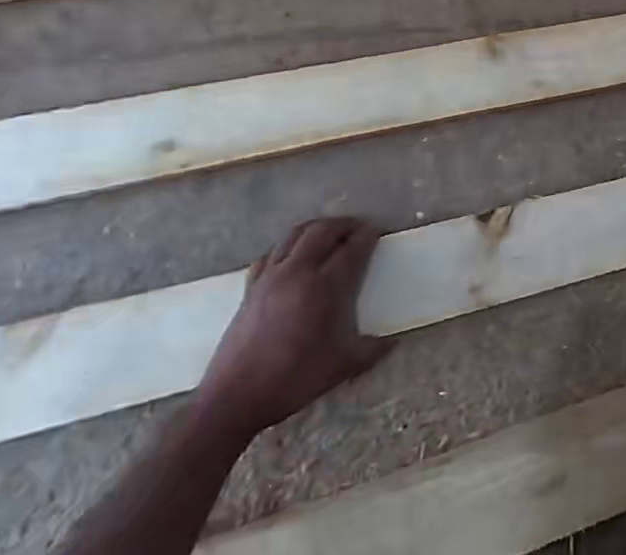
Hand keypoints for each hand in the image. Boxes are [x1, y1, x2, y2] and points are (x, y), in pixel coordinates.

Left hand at [193, 217, 394, 436]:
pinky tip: (293, 258)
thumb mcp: (344, 365)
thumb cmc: (294, 379)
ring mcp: (269, 279)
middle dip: (344, 224)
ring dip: (316, 229)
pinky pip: (271, 254)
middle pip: (322, 231)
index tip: (378, 231)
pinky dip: (287, 247)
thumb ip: (373, 349)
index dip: (368, 235)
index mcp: (324, 287)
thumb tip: (392, 342)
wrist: (232, 401)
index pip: (352, 248)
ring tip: (330, 234)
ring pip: (294, 235)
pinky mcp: (250, 289)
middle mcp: (297, 273)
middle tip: (358, 228)